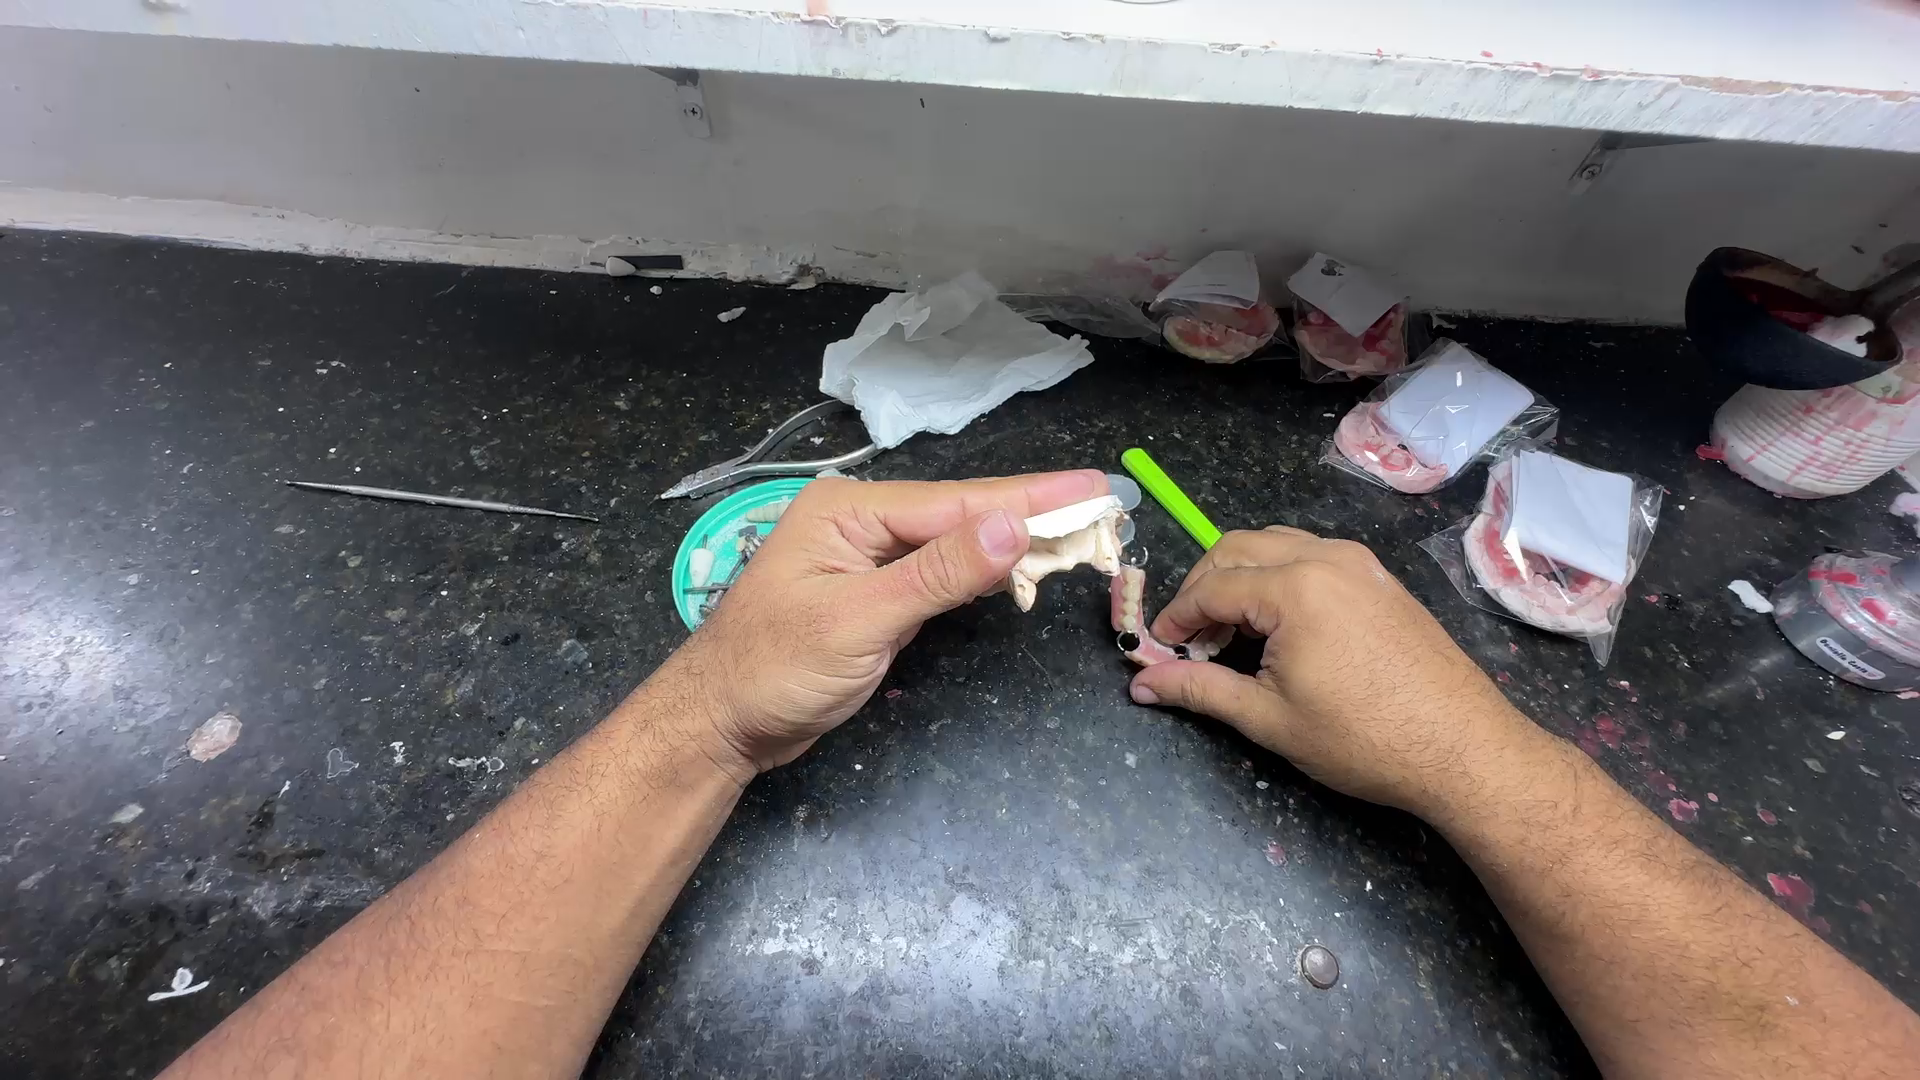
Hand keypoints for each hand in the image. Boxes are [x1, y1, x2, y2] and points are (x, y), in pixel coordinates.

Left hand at [651, 470, 1107, 779]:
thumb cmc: (775, 668)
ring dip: (1012, 542)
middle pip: (962, 515)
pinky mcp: (878, 592)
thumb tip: (1012, 528)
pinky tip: (1017, 566)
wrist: (722, 721)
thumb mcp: (859, 619)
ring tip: (1075, 530)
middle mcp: (863, 521)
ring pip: (956, 544)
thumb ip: (938, 573)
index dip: (1031, 497)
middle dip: (1031, 513)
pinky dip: (982, 574)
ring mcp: (871, 557)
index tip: (1092, 485)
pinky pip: (940, 573)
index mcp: (851, 509)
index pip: (958, 502)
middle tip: (1099, 504)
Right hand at [1126, 527, 1531, 814]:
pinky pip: (1308, 554)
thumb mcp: (1267, 717)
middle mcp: (1324, 558)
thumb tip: (1140, 685)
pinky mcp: (1377, 577)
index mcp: (1294, 588)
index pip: (1210, 587)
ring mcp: (1357, 562)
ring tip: (1230, 627)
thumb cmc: (1362, 738)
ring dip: (1237, 575)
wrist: (1469, 752)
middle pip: (1235, 549)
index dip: (1176, 616)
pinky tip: (1276, 621)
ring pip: (1272, 544)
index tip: (1158, 646)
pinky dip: (1275, 575)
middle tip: (1191, 636)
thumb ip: (1197, 689)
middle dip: (1201, 587)